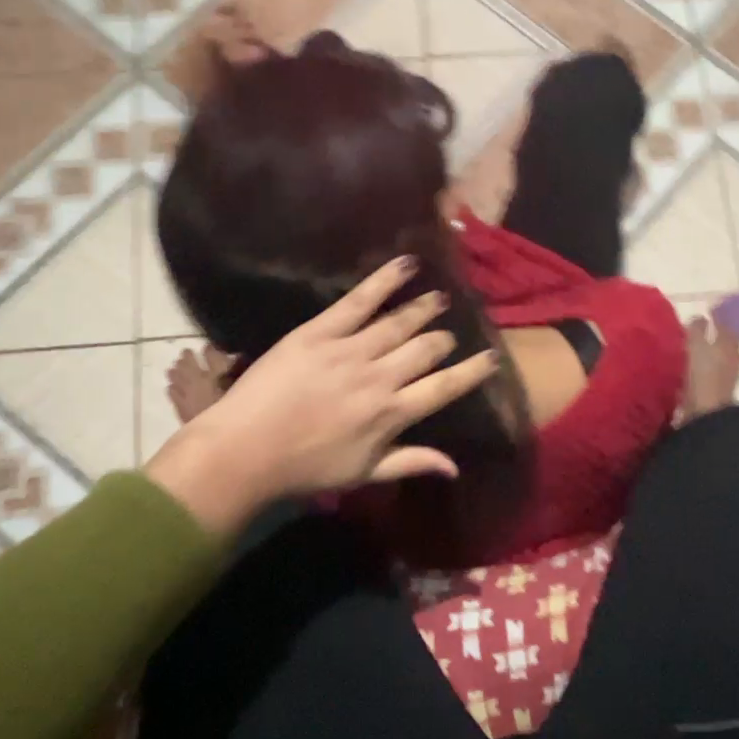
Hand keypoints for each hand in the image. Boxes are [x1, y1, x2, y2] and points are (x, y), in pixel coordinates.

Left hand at [143, 256, 496, 533]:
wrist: (246, 449)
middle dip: (443, 339)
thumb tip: (455, 466)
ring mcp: (350, 351)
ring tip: (438, 298)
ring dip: (424, 308)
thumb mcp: (364, 473)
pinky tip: (405, 265)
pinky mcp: (319, 332)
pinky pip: (358, 301)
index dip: (472, 371)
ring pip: (399, 322)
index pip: (445, 386)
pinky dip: (384, 281)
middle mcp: (380, 378)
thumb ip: (411, 462)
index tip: (492, 358)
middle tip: (446, 333)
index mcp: (393, 414)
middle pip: (426, 348)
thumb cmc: (306, 468)